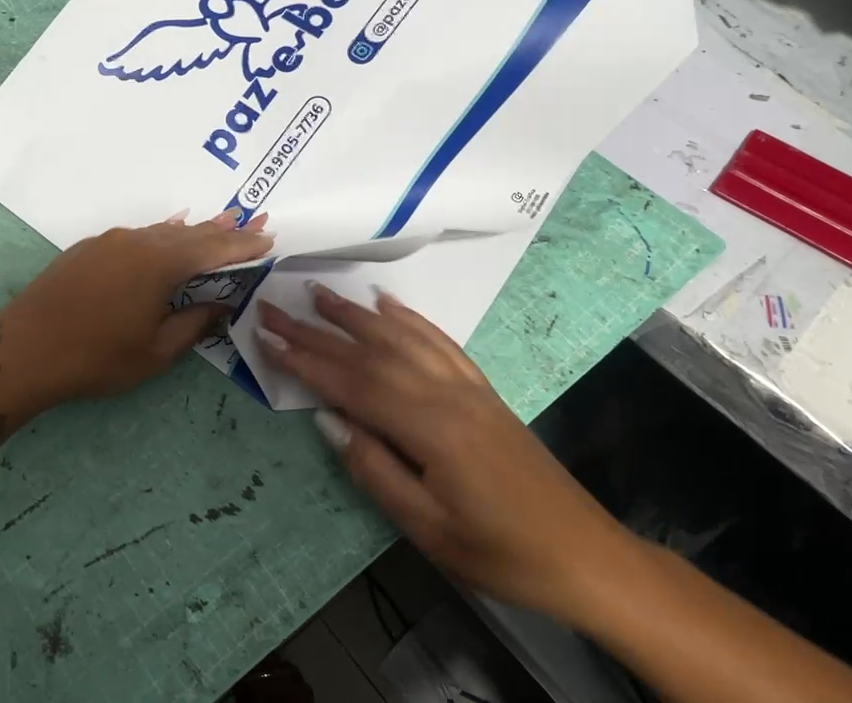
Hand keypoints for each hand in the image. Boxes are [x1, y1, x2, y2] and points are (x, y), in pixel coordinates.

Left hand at [0, 210, 273, 408]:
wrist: (24, 350)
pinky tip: (167, 232)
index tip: (269, 238)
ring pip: (161, 232)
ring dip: (192, 231)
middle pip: (190, 234)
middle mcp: (136, 242)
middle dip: (224, 230)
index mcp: (159, 264)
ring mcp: (108, 242)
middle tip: (255, 220)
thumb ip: (193, 323)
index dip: (243, 244)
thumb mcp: (155, 352)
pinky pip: (136, 236)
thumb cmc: (96, 358)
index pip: (213, 249)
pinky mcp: (87, 250)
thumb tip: (221, 304)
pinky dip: (160, 235)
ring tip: (220, 222)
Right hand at [255, 285, 634, 622]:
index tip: (265, 337)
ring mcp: (468, 389)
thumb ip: (375, 470)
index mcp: (429, 428)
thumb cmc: (501, 552)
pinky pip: (440, 343)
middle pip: (370, 354)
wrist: (587, 558)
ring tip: (319, 294)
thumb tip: (328, 419)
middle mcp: (446, 395)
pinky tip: (388, 305)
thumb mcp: (429, 529)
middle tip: (273, 307)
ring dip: (356, 314)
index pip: (352, 384)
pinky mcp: (484, 392)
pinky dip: (410, 320)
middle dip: (316, 330)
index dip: (305, 361)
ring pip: (402, 339)